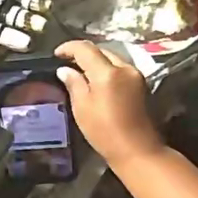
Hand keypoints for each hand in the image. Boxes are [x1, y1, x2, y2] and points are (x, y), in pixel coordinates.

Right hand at [55, 41, 164, 166]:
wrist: (138, 150)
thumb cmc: (104, 132)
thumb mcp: (82, 108)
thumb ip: (74, 84)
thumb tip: (65, 70)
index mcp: (107, 73)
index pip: (85, 49)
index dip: (68, 48)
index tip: (56, 54)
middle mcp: (124, 68)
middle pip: (101, 51)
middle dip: (83, 53)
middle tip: (67, 63)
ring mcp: (135, 75)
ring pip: (112, 58)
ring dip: (96, 61)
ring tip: (80, 72)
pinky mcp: (141, 84)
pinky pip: (120, 68)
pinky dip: (106, 69)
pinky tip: (96, 81)